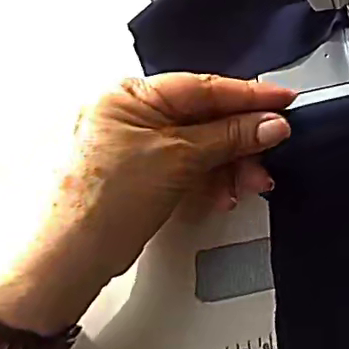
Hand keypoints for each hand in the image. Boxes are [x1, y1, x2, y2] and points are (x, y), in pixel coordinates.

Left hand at [0, 74, 293, 330]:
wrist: (66, 261)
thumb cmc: (97, 205)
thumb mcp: (177, 159)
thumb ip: (228, 136)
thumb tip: (267, 123)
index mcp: (129, 95)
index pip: (202, 86)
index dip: (249, 95)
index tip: (282, 101)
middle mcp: (130, 114)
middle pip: (204, 116)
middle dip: (241, 138)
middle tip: (269, 151)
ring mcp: (135, 145)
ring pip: (200, 144)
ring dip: (229, 164)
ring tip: (247, 183)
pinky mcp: (141, 173)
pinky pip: (186, 165)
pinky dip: (208, 178)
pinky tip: (222, 192)